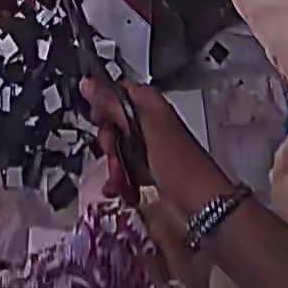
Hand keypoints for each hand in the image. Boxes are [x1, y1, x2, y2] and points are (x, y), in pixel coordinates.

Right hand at [82, 78, 229, 211]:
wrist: (201, 205)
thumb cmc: (174, 159)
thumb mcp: (138, 125)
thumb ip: (110, 103)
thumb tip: (86, 83)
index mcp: (147, 101)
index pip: (115, 91)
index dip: (102, 102)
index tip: (95, 118)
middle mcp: (147, 119)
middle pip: (113, 120)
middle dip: (108, 138)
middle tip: (111, 150)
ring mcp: (148, 146)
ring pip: (117, 146)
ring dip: (113, 161)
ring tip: (119, 176)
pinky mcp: (149, 169)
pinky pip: (125, 166)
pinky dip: (120, 177)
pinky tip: (119, 186)